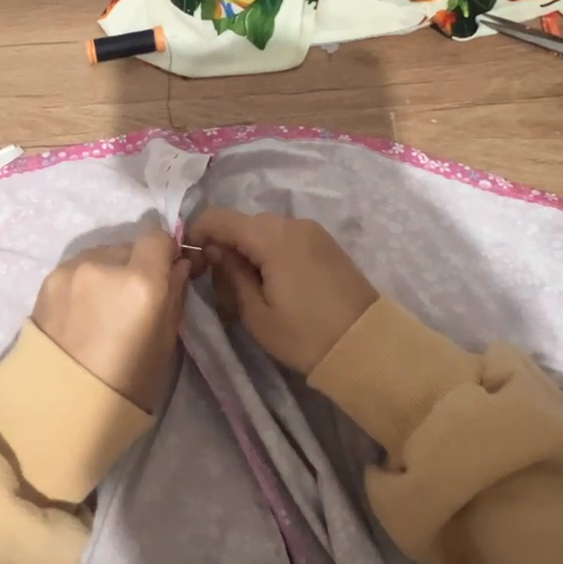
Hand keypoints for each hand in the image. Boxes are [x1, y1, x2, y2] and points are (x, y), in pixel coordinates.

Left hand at [30, 229, 190, 410]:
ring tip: (104, 307)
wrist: (62, 405)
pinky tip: (83, 311)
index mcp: (141, 283)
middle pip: (129, 246)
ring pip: (102, 254)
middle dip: (137, 264)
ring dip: (110, 270)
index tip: (166, 270)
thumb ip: (174, 296)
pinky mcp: (49, 279)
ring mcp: (72, 269)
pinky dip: (87, 280)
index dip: (165, 250)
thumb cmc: (127, 382)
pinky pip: (78, 267)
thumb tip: (178, 266)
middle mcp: (105, 265)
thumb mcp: (165, 342)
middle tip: (134, 297)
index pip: (157, 236)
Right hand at [187, 208, 378, 373]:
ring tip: (250, 290)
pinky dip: (271, 252)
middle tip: (222, 287)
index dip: (198, 234)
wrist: (367, 345)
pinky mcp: (325, 243)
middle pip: (243, 224)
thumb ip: (231, 274)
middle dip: (225, 247)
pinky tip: (275, 284)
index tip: (195, 264)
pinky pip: (286, 238)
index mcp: (271, 237)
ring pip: (265, 231)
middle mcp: (292, 223)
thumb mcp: (256, 313)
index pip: (219, 218)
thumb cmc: (305, 335)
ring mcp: (312, 231)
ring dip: (249, 251)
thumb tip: (216, 251)